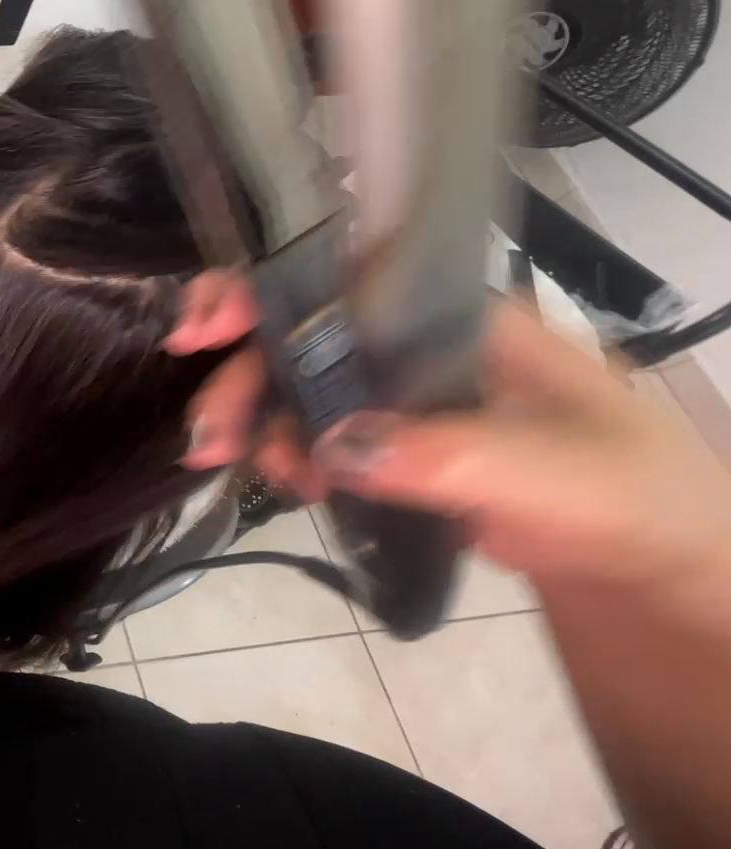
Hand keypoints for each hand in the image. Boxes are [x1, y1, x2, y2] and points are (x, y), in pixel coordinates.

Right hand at [168, 271, 730, 590]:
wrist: (648, 568)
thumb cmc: (632, 498)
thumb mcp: (563, 474)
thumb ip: (457, 455)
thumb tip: (337, 447)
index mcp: (450, 316)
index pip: (336, 280)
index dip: (259, 292)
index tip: (200, 330)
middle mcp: (403, 343)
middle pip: (288, 338)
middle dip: (236, 383)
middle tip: (206, 439)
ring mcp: (383, 393)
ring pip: (283, 388)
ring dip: (250, 427)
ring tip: (263, 477)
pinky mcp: (371, 441)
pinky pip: (300, 435)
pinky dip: (279, 457)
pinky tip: (294, 487)